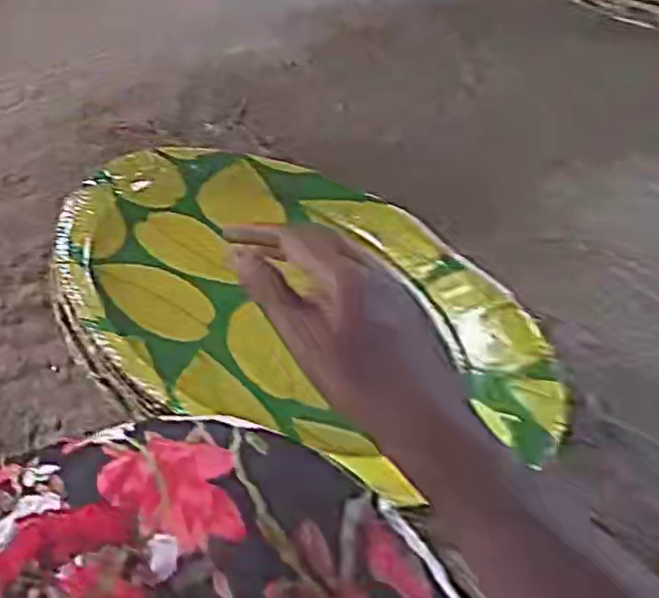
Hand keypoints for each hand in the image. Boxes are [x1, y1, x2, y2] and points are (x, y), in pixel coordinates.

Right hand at [226, 223, 480, 455]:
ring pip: (339, 248)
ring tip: (274, 256)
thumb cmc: (358, 384)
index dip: (256, 232)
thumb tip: (238, 254)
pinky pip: (355, 264)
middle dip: (278, 235)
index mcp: (345, 275)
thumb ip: (268, 290)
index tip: (227, 234)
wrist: (431, 426)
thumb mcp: (301, 337)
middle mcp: (372, 270)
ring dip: (302, 246)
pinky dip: (324, 260)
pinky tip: (315, 282)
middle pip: (318, 236)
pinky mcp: (405, 301)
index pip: (292, 237)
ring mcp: (393, 284)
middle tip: (247, 243)